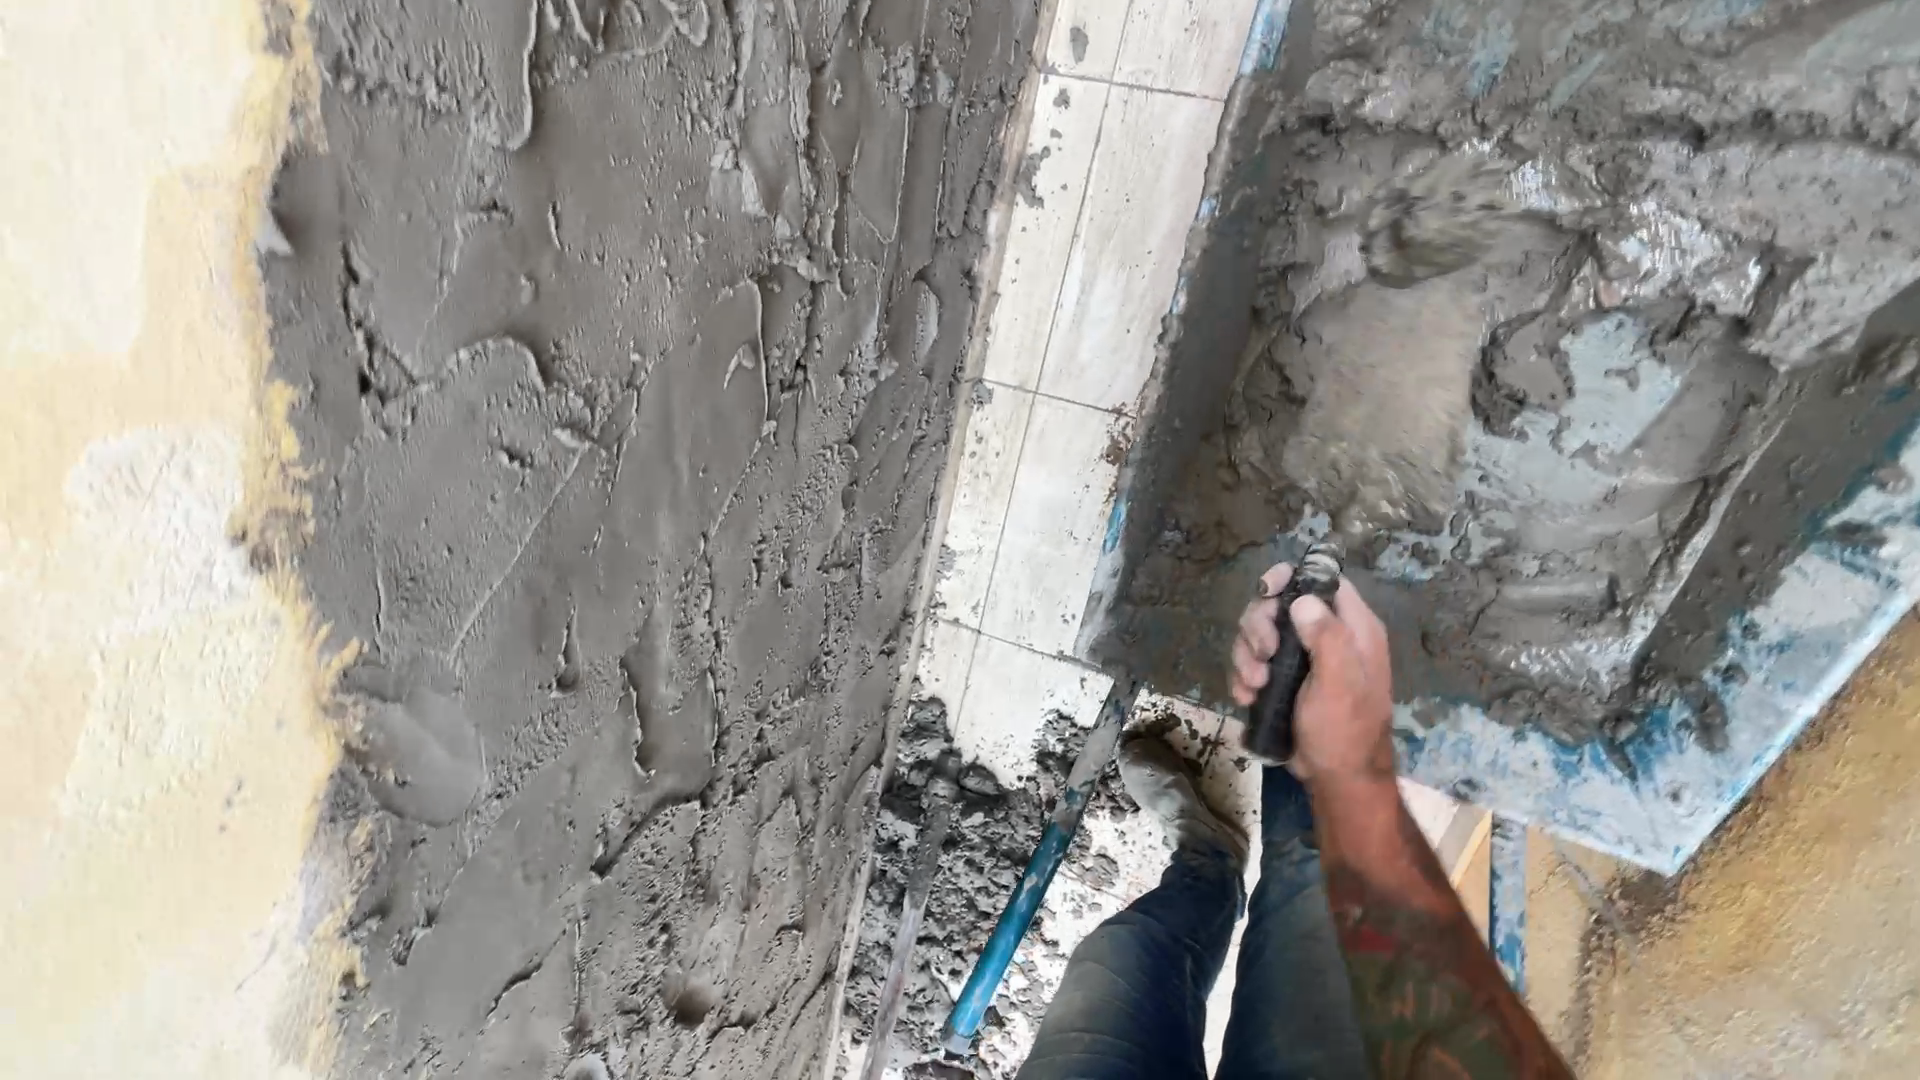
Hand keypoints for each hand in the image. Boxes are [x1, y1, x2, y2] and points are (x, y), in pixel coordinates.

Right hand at [1228, 563, 1396, 783]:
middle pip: (1279, 604)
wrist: (1336, 778)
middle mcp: (1325, 635)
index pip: (1322, 579)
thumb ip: (1326, 636)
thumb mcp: (1340, 682)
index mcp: (1351, 628)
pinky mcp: (1280, 679)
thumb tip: (1301, 600)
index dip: (1291, 577)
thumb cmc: (1345, 730)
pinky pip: (1251, 661)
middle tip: (1262, 655)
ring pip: (1259, 633)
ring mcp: (1301, 658)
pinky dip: (1243, 676)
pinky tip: (1247, 697)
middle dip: (1259, 627)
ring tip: (1254, 686)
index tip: (1265, 592)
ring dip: (1247, 656)